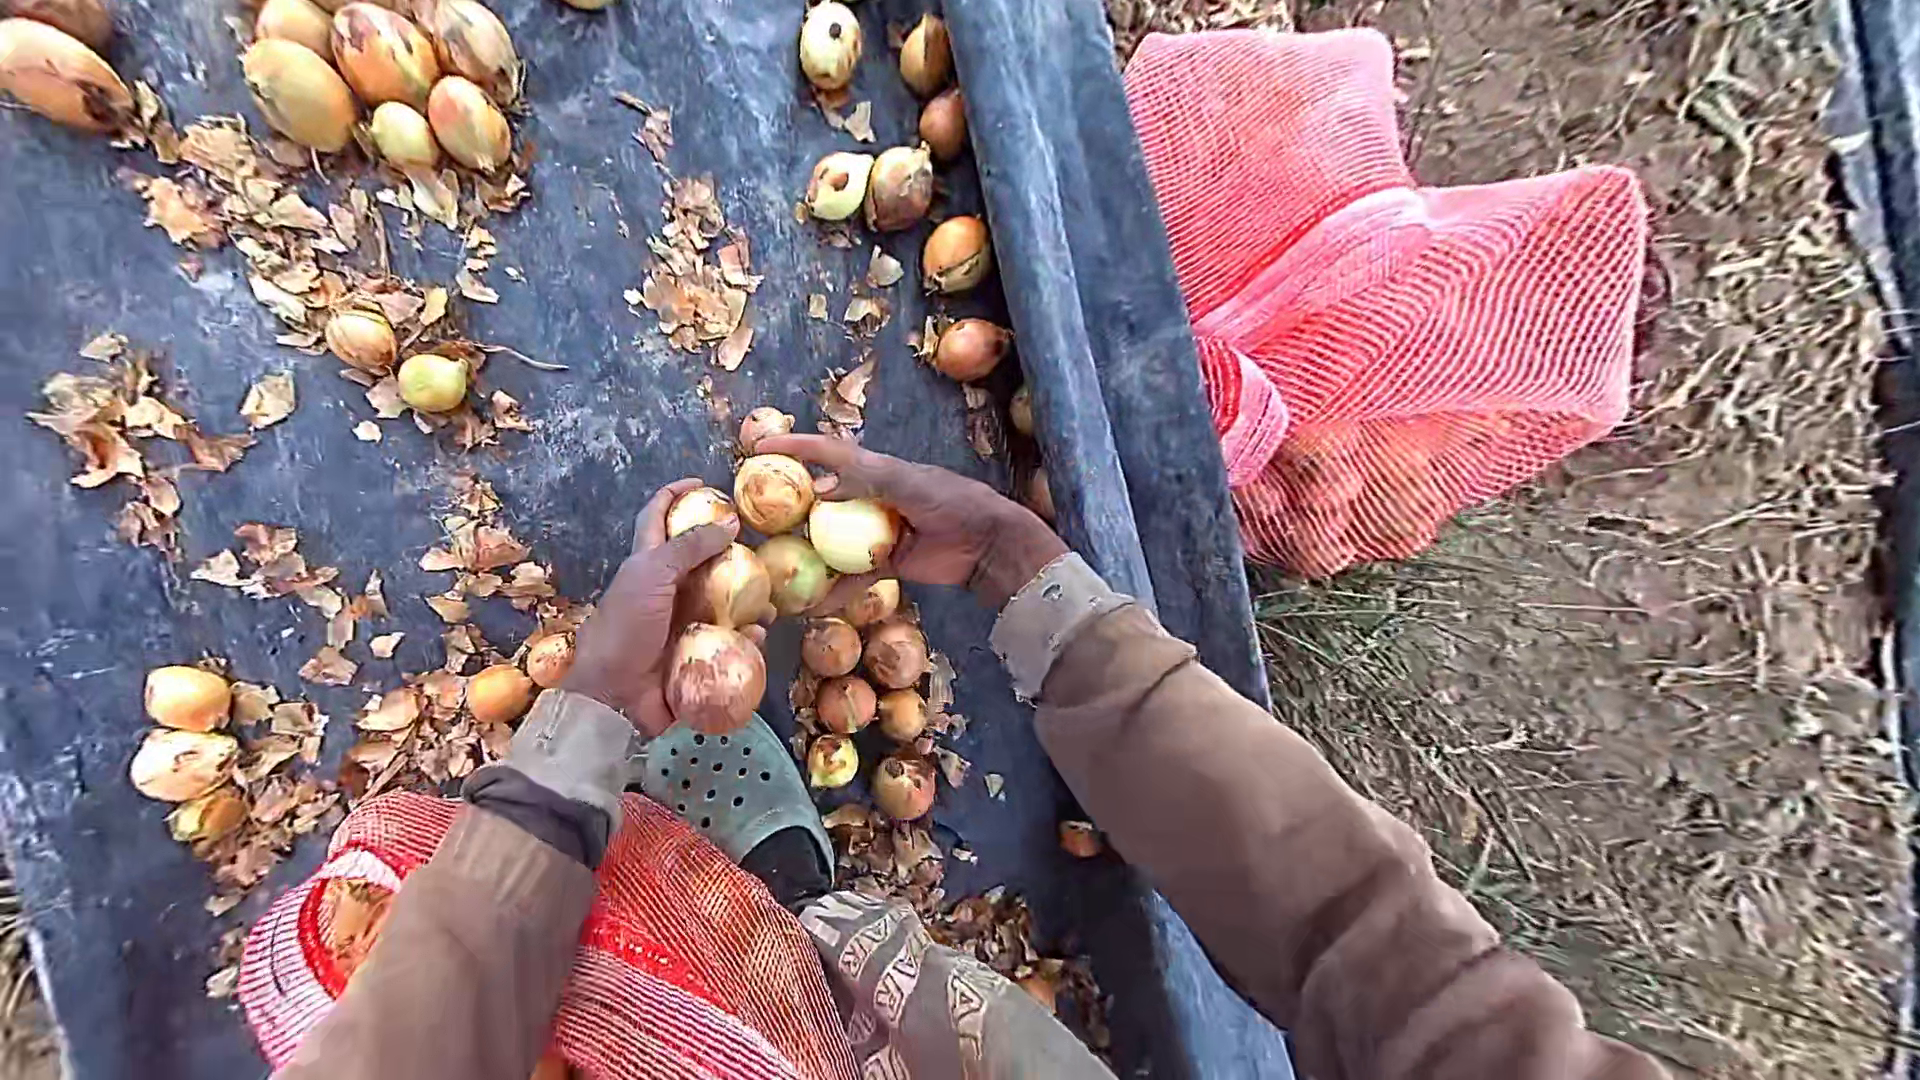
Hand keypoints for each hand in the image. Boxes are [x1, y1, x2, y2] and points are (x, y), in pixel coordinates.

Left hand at [561, 478, 757, 736]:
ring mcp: (684, 618)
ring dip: (749, 597)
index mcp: (647, 563)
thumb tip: (730, 523)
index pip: (658, 516)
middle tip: (759, 547)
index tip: (703, 483)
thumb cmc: (625, 628)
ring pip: (725, 598)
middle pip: (703, 557)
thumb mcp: (651, 576)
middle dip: (731, 550)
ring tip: (770, 599)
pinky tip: (757, 633)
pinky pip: (732, 635)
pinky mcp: (699, 646)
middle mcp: (668, 587)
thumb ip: (689, 547)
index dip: (675, 494)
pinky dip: (747, 634)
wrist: (616, 696)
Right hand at [758, 435, 1067, 608]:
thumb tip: (820, 488)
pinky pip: (853, 574)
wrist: (984, 543)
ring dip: (808, 553)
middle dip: (792, 507)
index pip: (829, 453)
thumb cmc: (950, 501)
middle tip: (759, 518)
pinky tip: (815, 603)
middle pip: (823, 501)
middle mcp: (870, 499)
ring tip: (777, 564)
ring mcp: (875, 532)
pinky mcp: (886, 562)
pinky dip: (837, 588)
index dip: (796, 449)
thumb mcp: (907, 483)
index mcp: (876, 471)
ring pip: (832, 541)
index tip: (759, 451)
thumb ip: (866, 480)